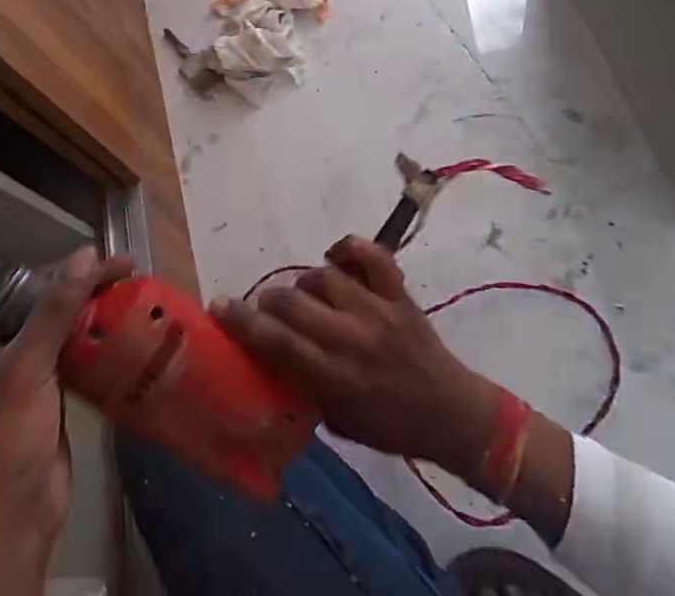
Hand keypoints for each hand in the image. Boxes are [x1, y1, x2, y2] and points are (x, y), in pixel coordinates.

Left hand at [0, 249, 132, 595]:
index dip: (69, 272)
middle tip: (132, 275)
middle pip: (52, 312)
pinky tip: (132, 338)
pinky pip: (82, 367)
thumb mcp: (25, 368)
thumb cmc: (6, 440)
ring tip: (138, 298)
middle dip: (90, 292)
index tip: (109, 260)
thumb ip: (55, 311)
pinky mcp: (57, 406)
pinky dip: (104, 350)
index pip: (30, 291)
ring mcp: (32, 383)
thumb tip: (86, 254)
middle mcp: (4, 357)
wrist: (12, 526)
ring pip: (70, 338)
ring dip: (100, 319)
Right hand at [210, 236, 500, 480]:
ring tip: (308, 297)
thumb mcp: (340, 421)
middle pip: (292, 302)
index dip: (241, 321)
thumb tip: (270, 356)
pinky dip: (347, 248)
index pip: (277, 342)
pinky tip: (335, 258)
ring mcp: (379, 311)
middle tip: (268, 310)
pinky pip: (371, 255)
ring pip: (323, 276)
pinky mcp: (400, 295)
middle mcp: (353, 338)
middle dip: (269, 302)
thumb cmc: (392, 426)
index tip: (218, 305)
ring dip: (305, 284)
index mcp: (336, 377)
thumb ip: (305, 386)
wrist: (455, 416)